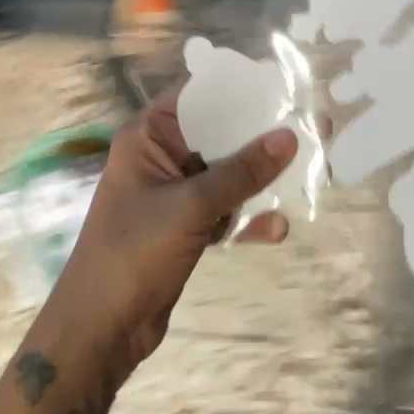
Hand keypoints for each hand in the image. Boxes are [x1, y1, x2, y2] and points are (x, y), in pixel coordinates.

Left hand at [52, 88, 300, 370]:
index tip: (284, 84)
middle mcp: (162, 156)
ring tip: (309, 174)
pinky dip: (250, 217)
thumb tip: (290, 135)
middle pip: (220, 132)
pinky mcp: (187, 226)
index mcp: (149, 136)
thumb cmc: (134, 252)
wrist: (101, 330)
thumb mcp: (192, 206)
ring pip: (228, 172)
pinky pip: (227, 208)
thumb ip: (242, 171)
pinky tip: (278, 228)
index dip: (240, 86)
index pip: (198, 94)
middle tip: (312, 128)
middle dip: (264, 135)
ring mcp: (175, 193)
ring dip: (263, 178)